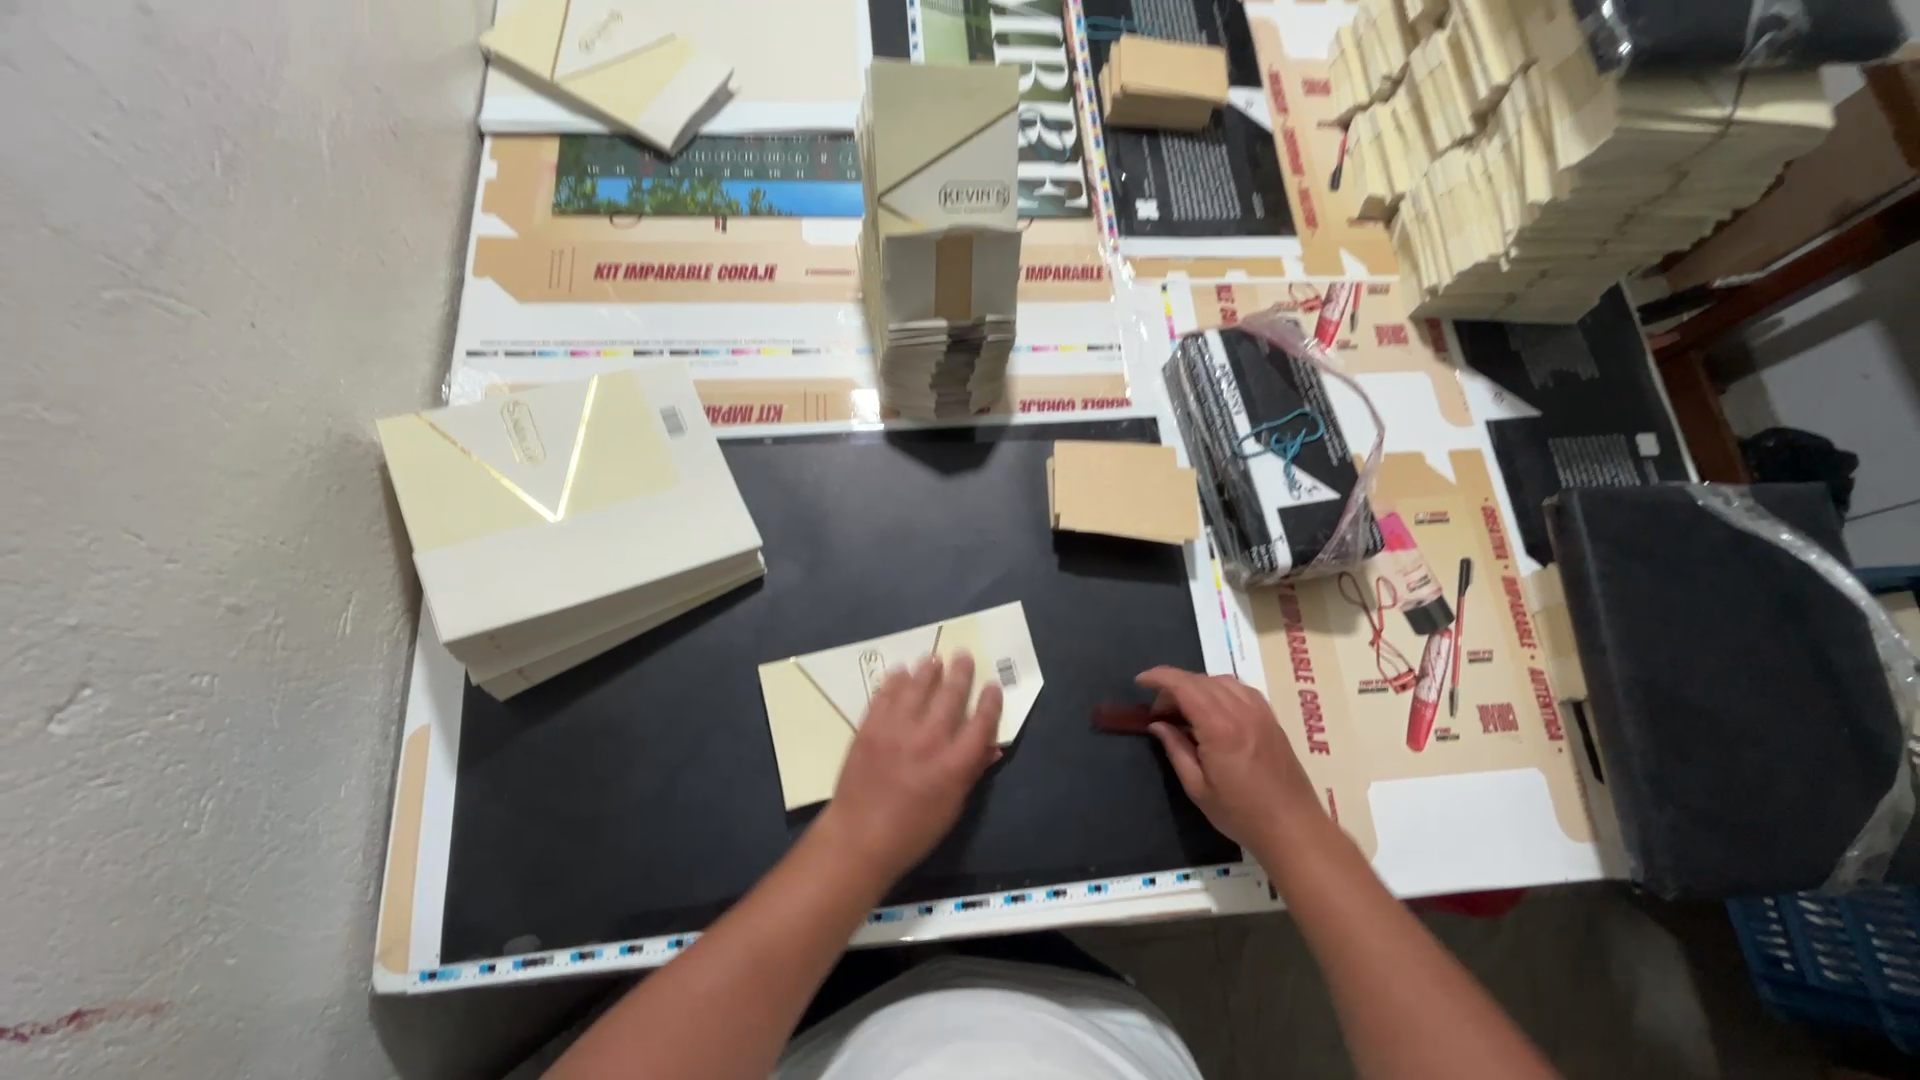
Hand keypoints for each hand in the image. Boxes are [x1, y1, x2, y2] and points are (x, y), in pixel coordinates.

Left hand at [819, 653, 1002, 880]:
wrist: (859, 838)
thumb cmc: (913, 831)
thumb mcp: (953, 807)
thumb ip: (972, 772)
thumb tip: (991, 748)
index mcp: (954, 765)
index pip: (981, 723)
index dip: (990, 701)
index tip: (993, 686)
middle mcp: (928, 741)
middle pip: (950, 696)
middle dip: (960, 673)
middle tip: (963, 656)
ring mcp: (895, 731)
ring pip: (916, 688)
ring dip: (928, 670)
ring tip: (934, 658)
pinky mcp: (869, 728)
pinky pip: (885, 696)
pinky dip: (894, 681)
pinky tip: (900, 672)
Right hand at [1137, 666, 1320, 851]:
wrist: (1293, 826)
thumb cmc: (1241, 813)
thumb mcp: (1197, 787)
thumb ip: (1175, 749)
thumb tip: (1157, 724)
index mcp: (1219, 727)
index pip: (1184, 685)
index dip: (1159, 678)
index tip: (1140, 682)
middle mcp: (1241, 710)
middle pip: (1200, 680)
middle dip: (1173, 687)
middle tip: (1160, 713)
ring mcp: (1260, 712)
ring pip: (1221, 680)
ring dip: (1197, 686)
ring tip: (1184, 710)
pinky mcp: (1271, 718)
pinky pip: (1241, 689)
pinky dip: (1220, 689)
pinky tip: (1213, 709)